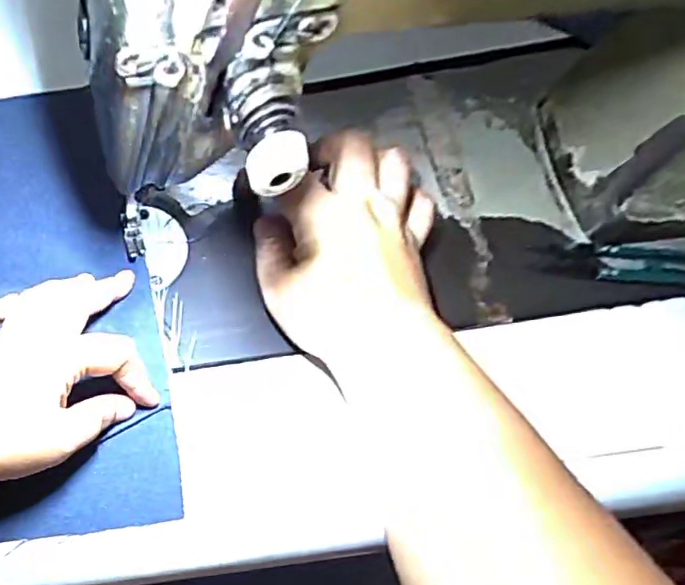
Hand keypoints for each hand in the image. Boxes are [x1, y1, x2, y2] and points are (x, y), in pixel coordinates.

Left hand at [0, 270, 160, 491]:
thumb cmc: (8, 444)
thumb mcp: (64, 438)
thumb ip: (98, 417)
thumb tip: (122, 406)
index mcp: (59, 356)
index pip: (112, 354)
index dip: (137, 376)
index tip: (147, 400)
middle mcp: (33, 338)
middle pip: (73, 305)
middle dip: (102, 292)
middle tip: (122, 282)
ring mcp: (4, 341)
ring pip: (36, 302)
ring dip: (62, 289)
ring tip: (81, 282)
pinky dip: (4, 307)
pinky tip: (13, 304)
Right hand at [254, 131, 442, 387]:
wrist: (384, 340)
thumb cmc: (334, 321)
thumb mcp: (278, 293)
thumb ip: (268, 253)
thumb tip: (266, 231)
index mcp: (323, 215)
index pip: (295, 176)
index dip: (277, 176)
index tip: (267, 185)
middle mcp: (363, 205)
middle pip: (353, 144)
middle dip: (328, 145)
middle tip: (313, 162)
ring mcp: (394, 218)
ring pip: (394, 159)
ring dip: (372, 159)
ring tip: (354, 172)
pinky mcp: (414, 238)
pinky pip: (418, 198)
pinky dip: (405, 192)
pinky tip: (392, 201)